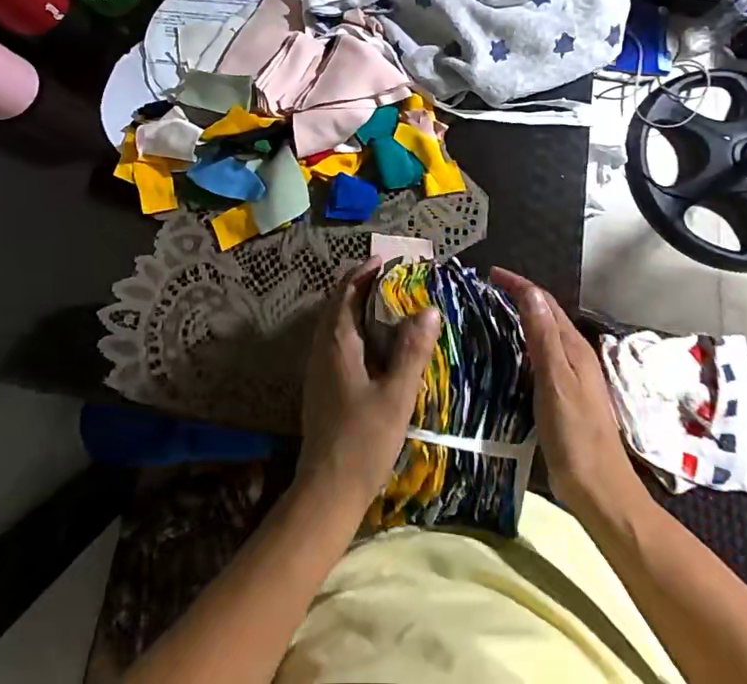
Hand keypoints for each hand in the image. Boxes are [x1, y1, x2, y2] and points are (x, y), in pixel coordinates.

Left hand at [298, 262, 440, 504]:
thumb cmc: (363, 439)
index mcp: (336, 343)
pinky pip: (337, 344)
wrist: (328, 484)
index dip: (363, 273)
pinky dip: (356, 332)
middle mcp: (321, 348)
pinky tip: (377, 347)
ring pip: (335, 325)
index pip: (345, 293)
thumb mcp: (396, 395)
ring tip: (389, 307)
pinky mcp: (322, 384)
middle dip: (361, 287)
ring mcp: (318, 367)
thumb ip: (411, 351)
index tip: (386, 260)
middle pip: (337, 305)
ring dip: (357, 309)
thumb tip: (428, 309)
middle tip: (392, 280)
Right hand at [489, 268, 650, 524]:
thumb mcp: (556, 381)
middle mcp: (574, 357)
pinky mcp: (560, 395)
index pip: (544, 303)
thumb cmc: (575, 434)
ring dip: (518, 318)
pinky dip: (519, 343)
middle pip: (545, 315)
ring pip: (541, 335)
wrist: (597, 487)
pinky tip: (503, 353)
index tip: (489, 274)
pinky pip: (537, 356)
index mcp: (574, 349)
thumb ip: (544, 337)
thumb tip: (531, 292)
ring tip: (487, 313)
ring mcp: (569, 377)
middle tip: (483, 290)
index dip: (519, 285)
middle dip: (517, 296)